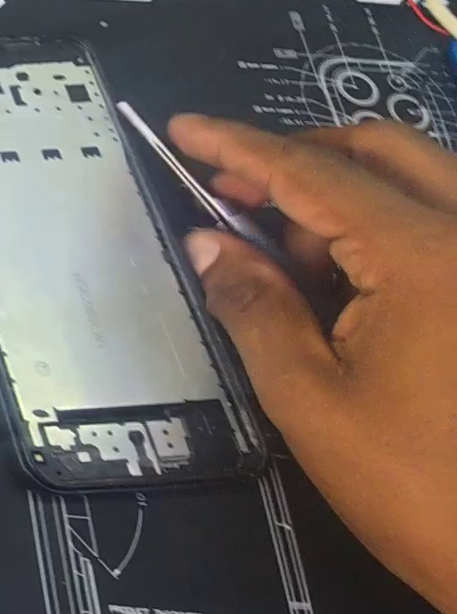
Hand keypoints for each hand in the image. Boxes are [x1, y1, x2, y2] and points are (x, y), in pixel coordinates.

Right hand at [170, 114, 456, 613]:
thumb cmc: (419, 484)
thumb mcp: (306, 395)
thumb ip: (254, 304)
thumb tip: (210, 242)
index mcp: (432, 263)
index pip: (316, 176)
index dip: (239, 147)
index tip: (182, 129)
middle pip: (391, 153)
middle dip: (299, 153)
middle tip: (228, 185)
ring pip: (428, 185)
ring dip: (340, 194)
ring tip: (274, 242)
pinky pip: (446, 231)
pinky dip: (380, 232)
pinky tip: (337, 277)